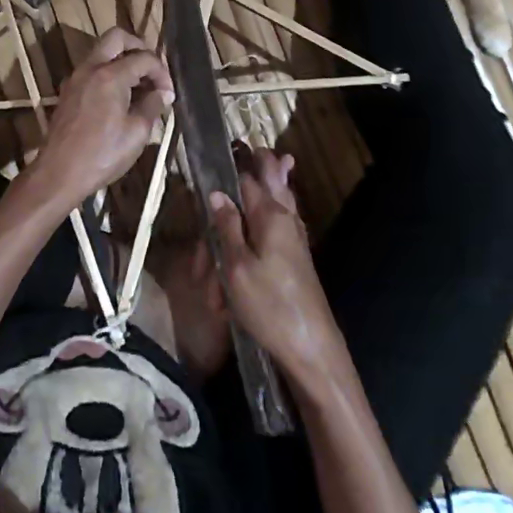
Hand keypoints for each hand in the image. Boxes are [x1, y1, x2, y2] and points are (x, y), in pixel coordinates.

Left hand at [30, 28, 171, 201]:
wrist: (58, 175)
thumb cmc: (102, 154)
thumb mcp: (137, 132)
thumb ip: (152, 105)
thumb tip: (164, 93)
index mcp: (111, 76)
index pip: (144, 58)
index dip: (162, 73)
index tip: (168, 94)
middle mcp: (91, 69)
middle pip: (117, 37)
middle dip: (139, 47)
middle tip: (152, 70)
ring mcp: (76, 79)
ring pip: (102, 51)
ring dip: (123, 59)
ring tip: (140, 85)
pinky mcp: (69, 92)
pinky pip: (93, 68)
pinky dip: (110, 72)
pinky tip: (121, 96)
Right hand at [208, 148, 345, 378]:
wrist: (308, 342)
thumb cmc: (269, 304)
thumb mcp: (237, 266)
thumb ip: (227, 226)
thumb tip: (216, 192)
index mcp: (272, 213)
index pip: (247, 178)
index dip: (226, 173)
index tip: (209, 169)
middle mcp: (285, 217)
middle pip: (254, 195)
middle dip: (222, 225)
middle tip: (203, 267)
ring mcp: (290, 237)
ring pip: (254, 226)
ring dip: (227, 255)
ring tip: (213, 297)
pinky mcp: (290, 258)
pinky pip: (260, 248)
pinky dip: (240, 268)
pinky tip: (225, 298)